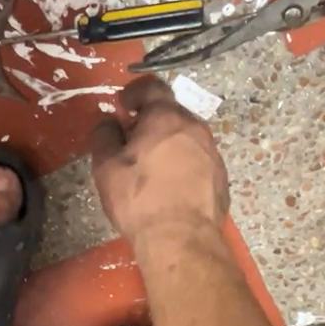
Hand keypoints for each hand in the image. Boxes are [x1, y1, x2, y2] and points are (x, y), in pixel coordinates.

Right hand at [89, 76, 229, 244]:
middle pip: (171, 113)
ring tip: (150, 167)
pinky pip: (197, 161)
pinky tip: (170, 188)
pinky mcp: (220, 178)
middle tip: (132, 140)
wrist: (181, 239)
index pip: (152, 87)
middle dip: (150, 121)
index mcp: (166, 118)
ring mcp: (212, 153)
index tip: (123, 105)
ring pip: (186, 138)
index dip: (134, 91)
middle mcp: (194, 128)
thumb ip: (104, 137)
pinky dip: (182, 165)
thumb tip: (108, 122)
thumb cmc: (139, 199)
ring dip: (168, 144)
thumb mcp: (107, 168)